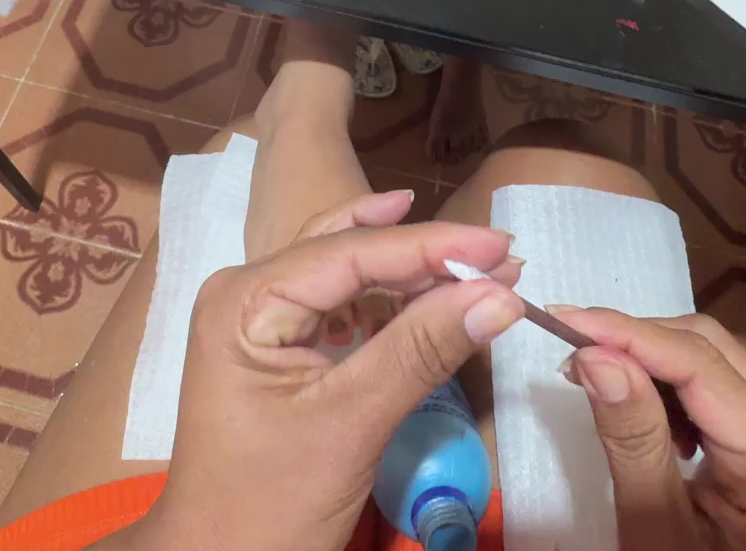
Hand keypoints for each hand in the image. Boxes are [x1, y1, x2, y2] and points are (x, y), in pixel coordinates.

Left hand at [131, 193, 525, 550]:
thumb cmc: (271, 504)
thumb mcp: (351, 424)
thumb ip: (423, 350)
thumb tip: (500, 296)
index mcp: (245, 299)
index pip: (349, 251)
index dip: (429, 244)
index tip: (497, 242)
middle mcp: (248, 289)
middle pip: (348, 252)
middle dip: (425, 253)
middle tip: (500, 253)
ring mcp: (262, 312)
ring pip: (347, 270)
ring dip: (413, 270)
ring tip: (478, 265)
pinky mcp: (281, 337)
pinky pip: (342, 303)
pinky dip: (392, 299)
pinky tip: (430, 290)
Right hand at [554, 309, 745, 550]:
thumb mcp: (659, 535)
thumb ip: (632, 442)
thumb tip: (594, 355)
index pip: (700, 367)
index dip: (628, 333)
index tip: (561, 319)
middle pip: (712, 349)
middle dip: (636, 338)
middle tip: (573, 353)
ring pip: (715, 357)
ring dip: (649, 356)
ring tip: (599, 381)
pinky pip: (721, 384)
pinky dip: (669, 380)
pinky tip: (642, 412)